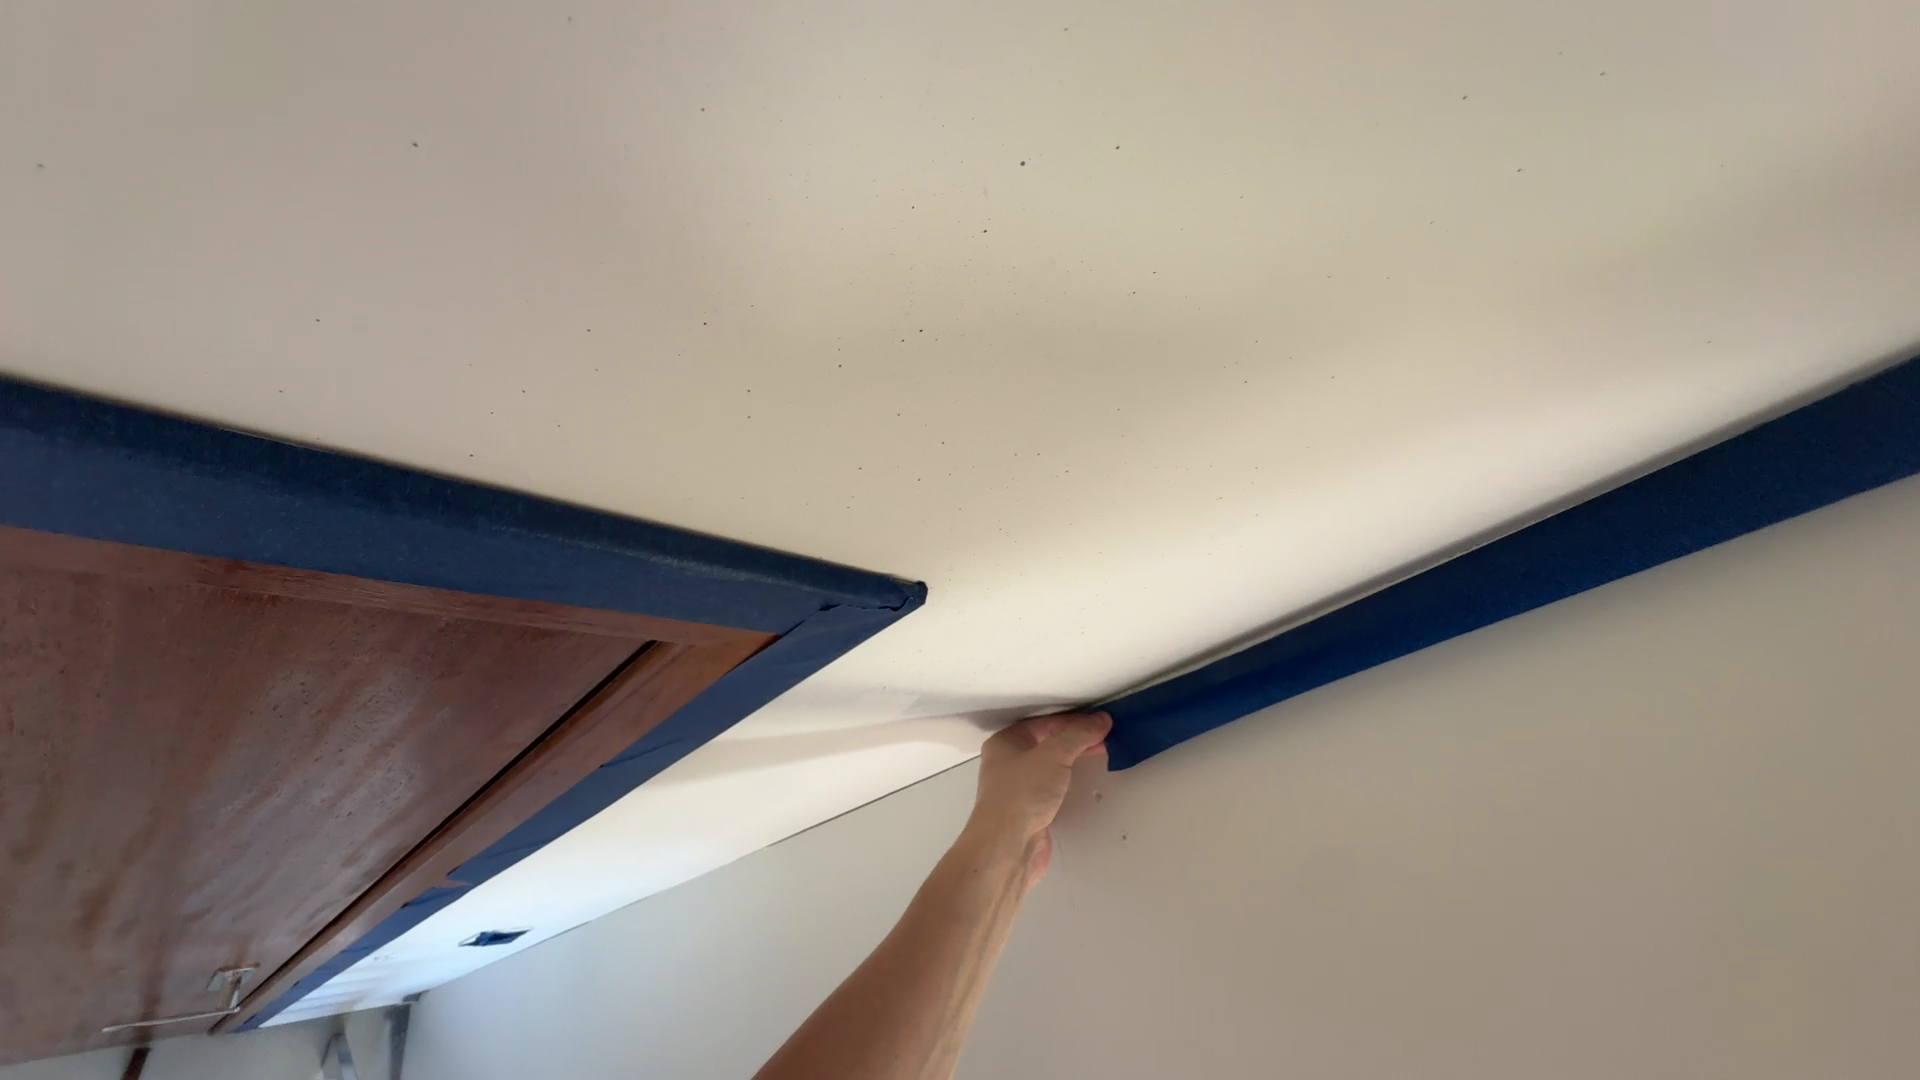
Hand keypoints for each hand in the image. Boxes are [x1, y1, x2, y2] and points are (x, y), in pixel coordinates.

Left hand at [965, 711, 1111, 886]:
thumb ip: (1078, 735)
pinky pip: (1053, 786)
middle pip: (1047, 742)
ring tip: (1101, 754)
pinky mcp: (1030, 810)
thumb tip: (1102, 719)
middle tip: (1105, 738)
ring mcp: (1019, 788)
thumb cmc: (1023, 793)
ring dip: (1073, 759)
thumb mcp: (1053, 755)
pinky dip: (1069, 781)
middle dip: (1075, 739)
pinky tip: (1084, 781)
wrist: (1007, 848)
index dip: (1072, 720)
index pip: (1043, 723)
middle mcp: (1008, 762)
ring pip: (1050, 765)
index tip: (1100, 722)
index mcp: (1005, 742)